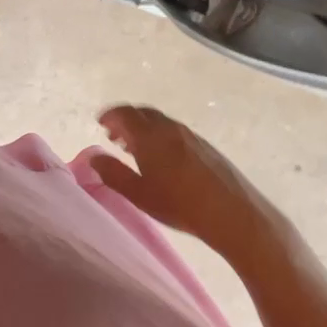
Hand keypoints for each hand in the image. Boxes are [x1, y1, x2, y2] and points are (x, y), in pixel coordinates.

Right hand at [90, 105, 287, 248]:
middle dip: (126, 120)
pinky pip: (175, 131)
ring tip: (135, 148)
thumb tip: (94, 158)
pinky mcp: (206, 146)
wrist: (233, 213)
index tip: (100, 123)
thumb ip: (112, 173)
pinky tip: (162, 157)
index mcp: (149, 135)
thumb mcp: (138, 194)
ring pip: (160, 122)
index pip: (124, 114)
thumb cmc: (179, 205)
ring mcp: (190, 135)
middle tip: (114, 135)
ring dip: (144, 128)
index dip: (110, 116)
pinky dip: (160, 135)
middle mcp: (169, 127)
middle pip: (143, 113)